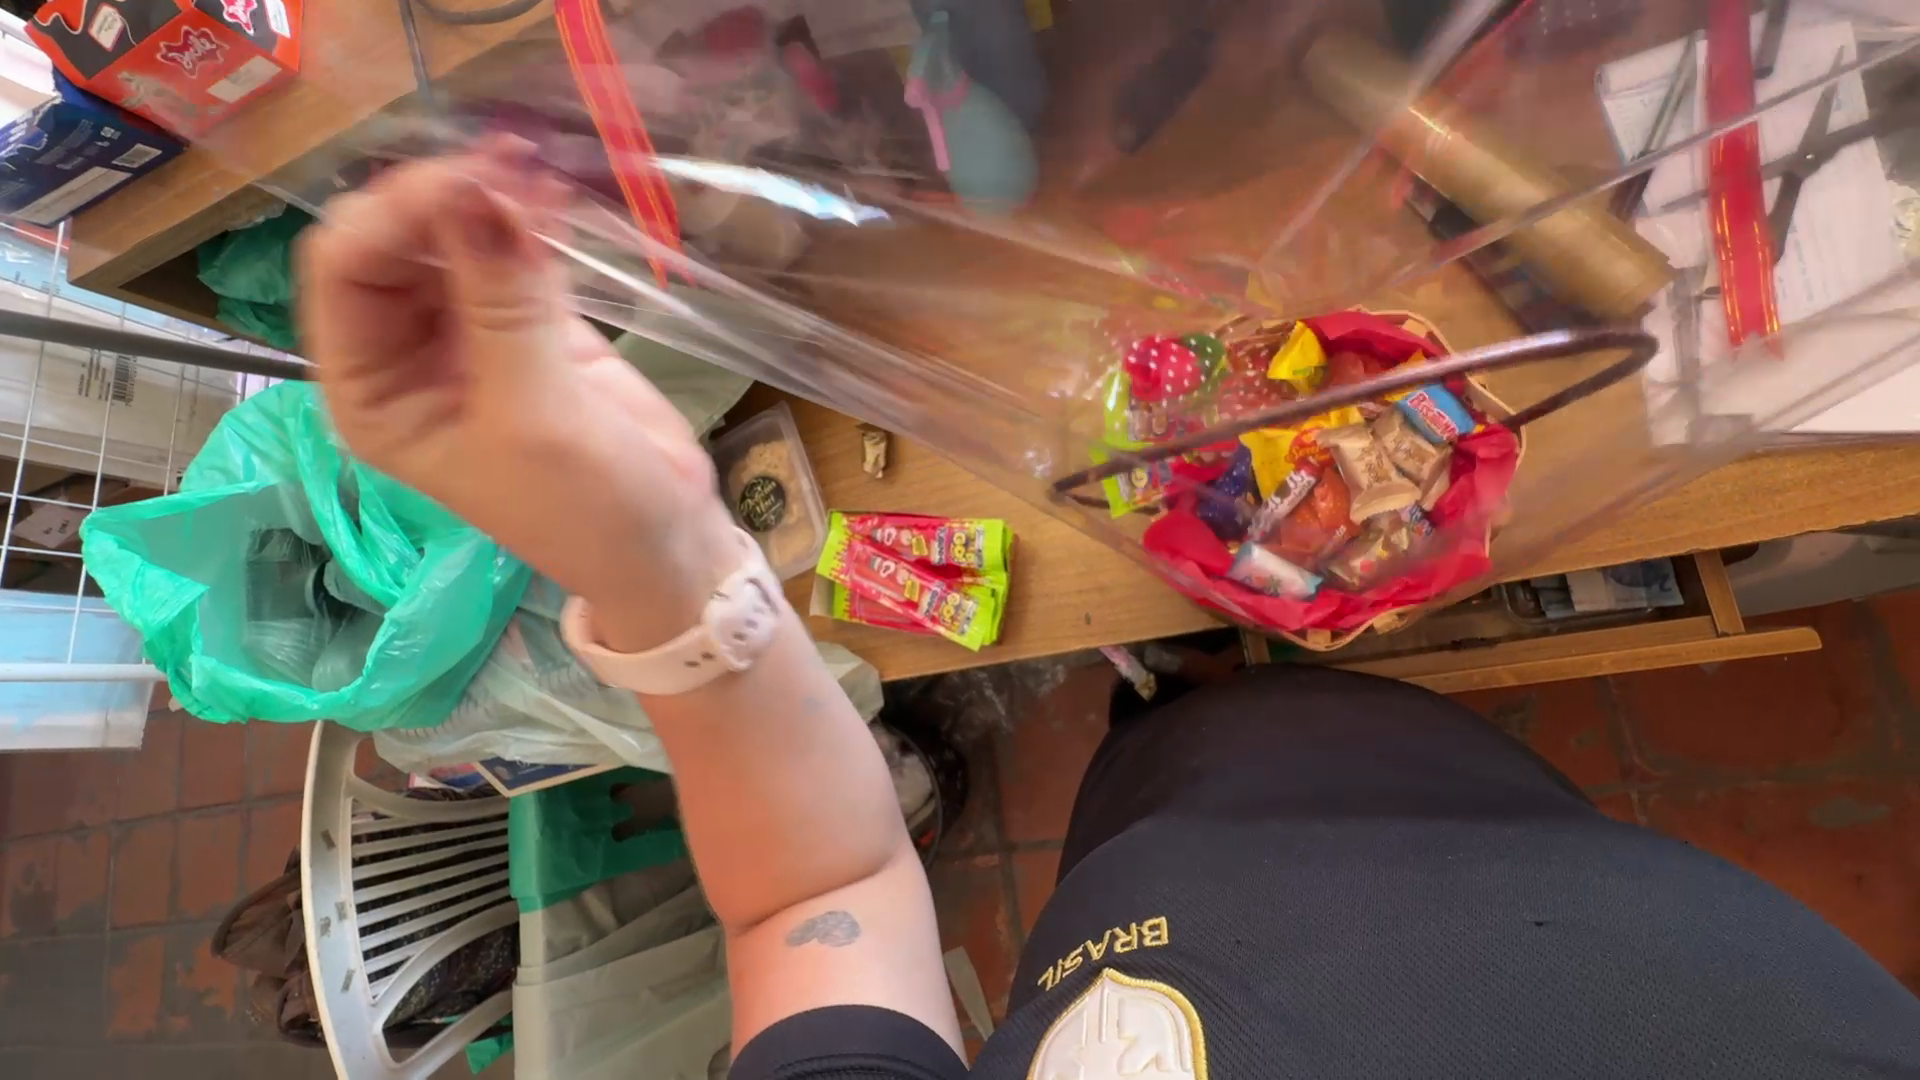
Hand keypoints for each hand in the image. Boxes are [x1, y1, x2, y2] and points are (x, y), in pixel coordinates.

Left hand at [298, 141, 737, 649]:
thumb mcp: (536, 418)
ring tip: (539, 166)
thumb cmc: (588, 508)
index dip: (400, 216)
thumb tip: (482, 192)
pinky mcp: (540, 329)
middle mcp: (412, 357)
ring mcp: (479, 339)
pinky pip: (524, 261)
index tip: (474, 182)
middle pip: (402, 246)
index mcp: (376, 392)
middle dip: (448, 199)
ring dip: (496, 202)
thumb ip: (505, 308)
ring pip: (464, 244)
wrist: (669, 542)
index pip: (350, 273)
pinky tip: (557, 195)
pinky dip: (538, 226)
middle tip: (513, 162)